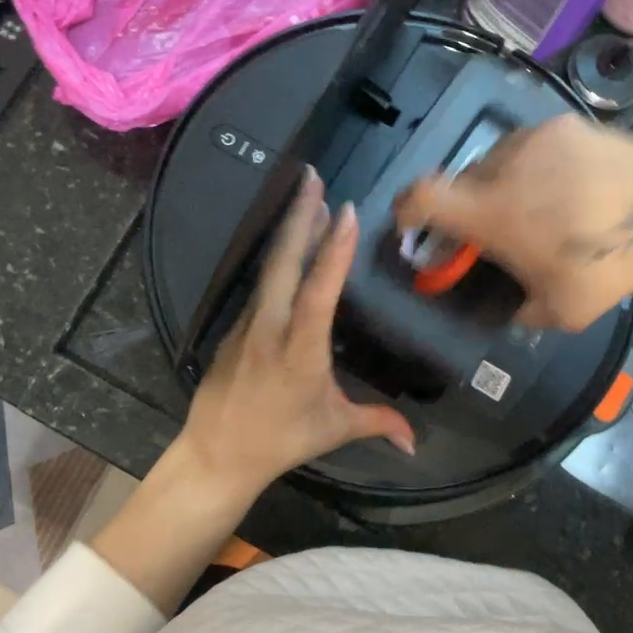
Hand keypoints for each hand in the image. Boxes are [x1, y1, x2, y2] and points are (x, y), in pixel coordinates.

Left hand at [177, 169, 416, 497]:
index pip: (319, 292)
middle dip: (299, 217)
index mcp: (300, 352)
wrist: (216, 454)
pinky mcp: (231, 330)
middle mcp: (270, 330)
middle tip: (313, 178)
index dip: (334, 251)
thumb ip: (377, 423)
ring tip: (305, 200)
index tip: (345, 211)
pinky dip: (274, 263)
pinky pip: (257, 289)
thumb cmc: (280, 442)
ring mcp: (245, 326)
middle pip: (283, 264)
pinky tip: (287, 249)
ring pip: (267, 271)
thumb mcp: (333, 430)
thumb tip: (416, 443)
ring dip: (287, 234)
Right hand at [395, 114, 632, 330]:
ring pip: (493, 162)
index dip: (404, 210)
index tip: (407, 225)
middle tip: (485, 232)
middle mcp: (504, 166)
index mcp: (492, 211)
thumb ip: (520, 310)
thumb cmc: (610, 268)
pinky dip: (531, 168)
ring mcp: (536, 139)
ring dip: (497, 186)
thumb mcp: (559, 311)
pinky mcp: (566, 124)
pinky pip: (529, 146)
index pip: (422, 196)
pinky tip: (560, 189)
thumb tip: (513, 308)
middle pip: (459, 182)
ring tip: (529, 210)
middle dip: (462, 208)